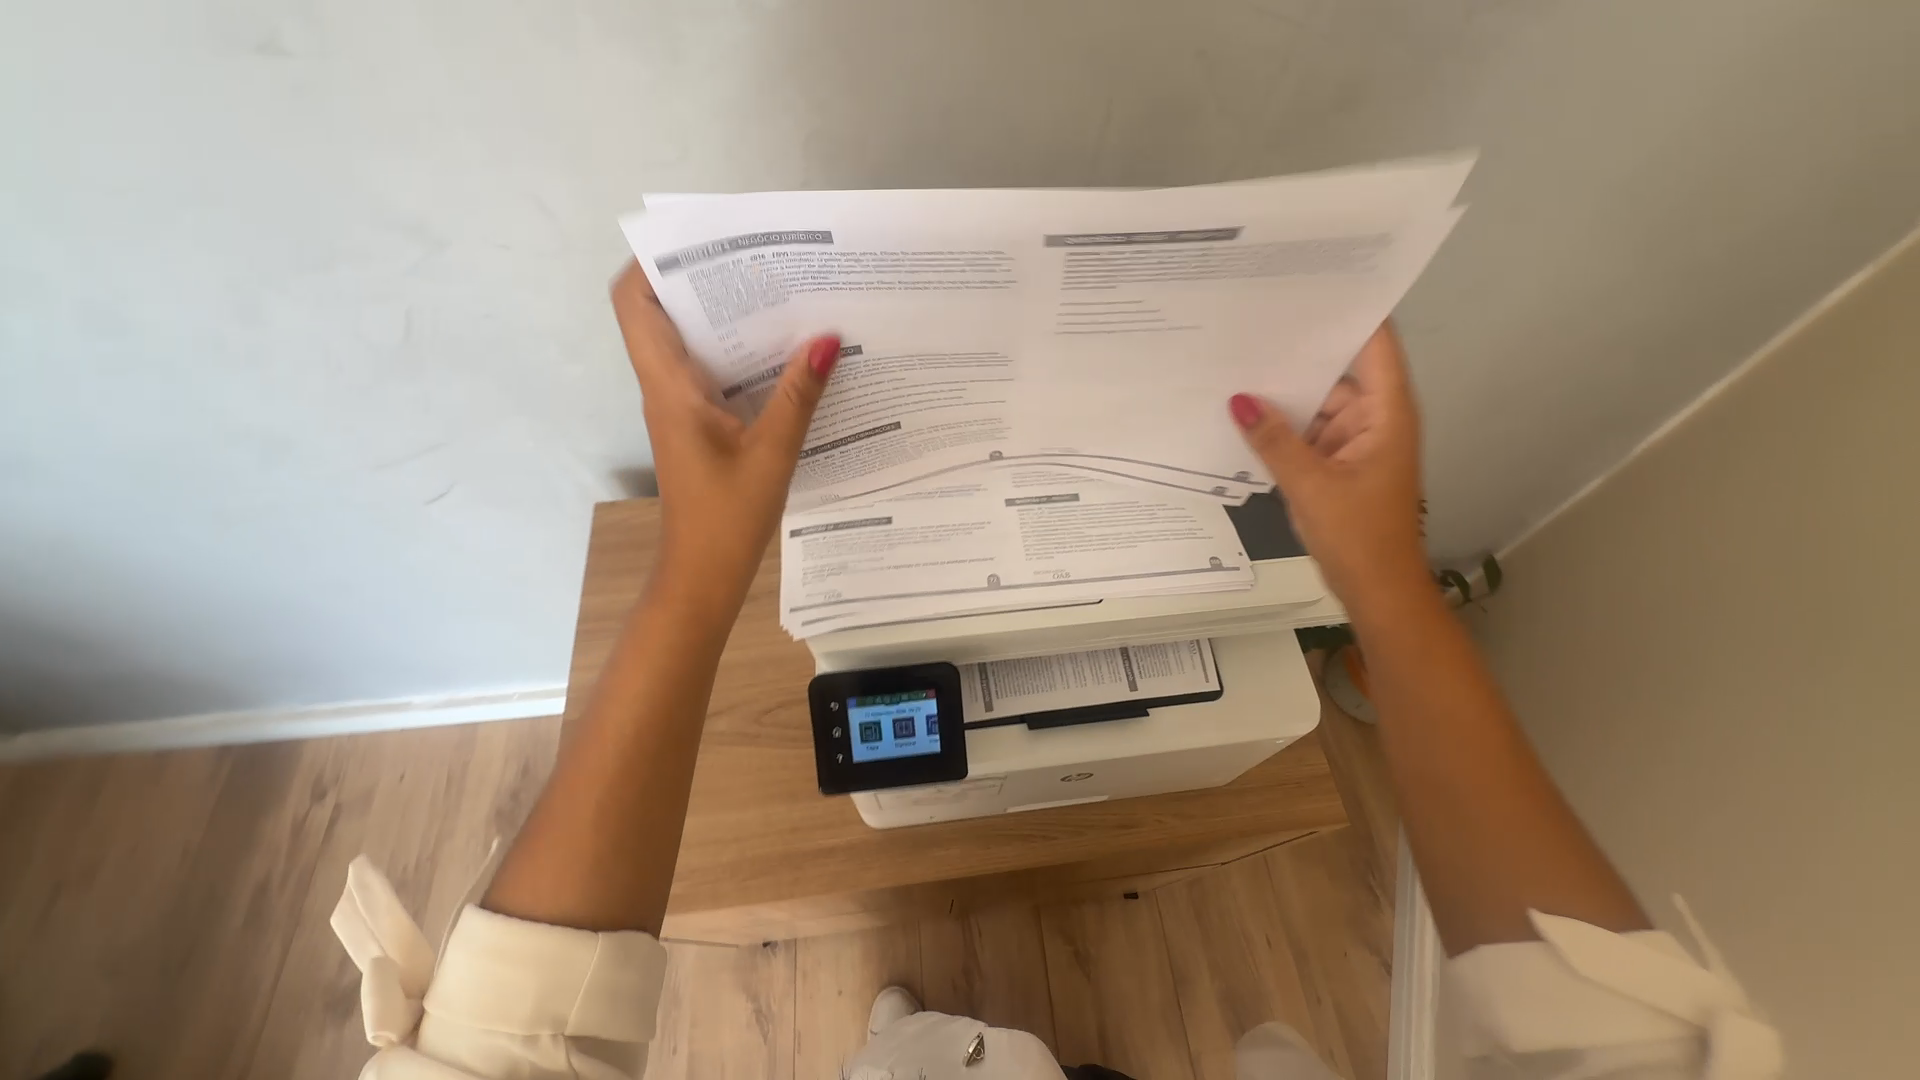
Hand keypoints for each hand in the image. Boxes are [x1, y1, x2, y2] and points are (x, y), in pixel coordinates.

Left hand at [611, 262, 838, 597]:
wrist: (703, 574)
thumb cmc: (727, 517)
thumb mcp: (772, 453)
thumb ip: (798, 394)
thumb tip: (828, 339)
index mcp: (669, 386)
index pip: (634, 302)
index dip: (654, 263)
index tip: (705, 244)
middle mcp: (666, 388)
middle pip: (664, 314)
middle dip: (708, 284)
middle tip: (765, 267)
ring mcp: (680, 407)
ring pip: (691, 344)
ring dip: (728, 321)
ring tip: (783, 302)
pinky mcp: (698, 425)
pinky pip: (713, 374)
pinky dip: (742, 357)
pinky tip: (787, 359)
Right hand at [1229, 323, 1428, 610]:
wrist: (1376, 588)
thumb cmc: (1358, 534)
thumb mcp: (1309, 483)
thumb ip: (1272, 439)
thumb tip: (1238, 399)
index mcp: (1386, 412)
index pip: (1374, 344)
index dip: (1350, 311)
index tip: (1313, 283)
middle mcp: (1374, 417)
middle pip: (1338, 370)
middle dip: (1301, 351)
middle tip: (1253, 322)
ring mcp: (1354, 440)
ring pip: (1317, 403)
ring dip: (1285, 393)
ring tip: (1238, 362)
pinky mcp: (1335, 462)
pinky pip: (1307, 431)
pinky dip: (1282, 425)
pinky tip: (1246, 410)